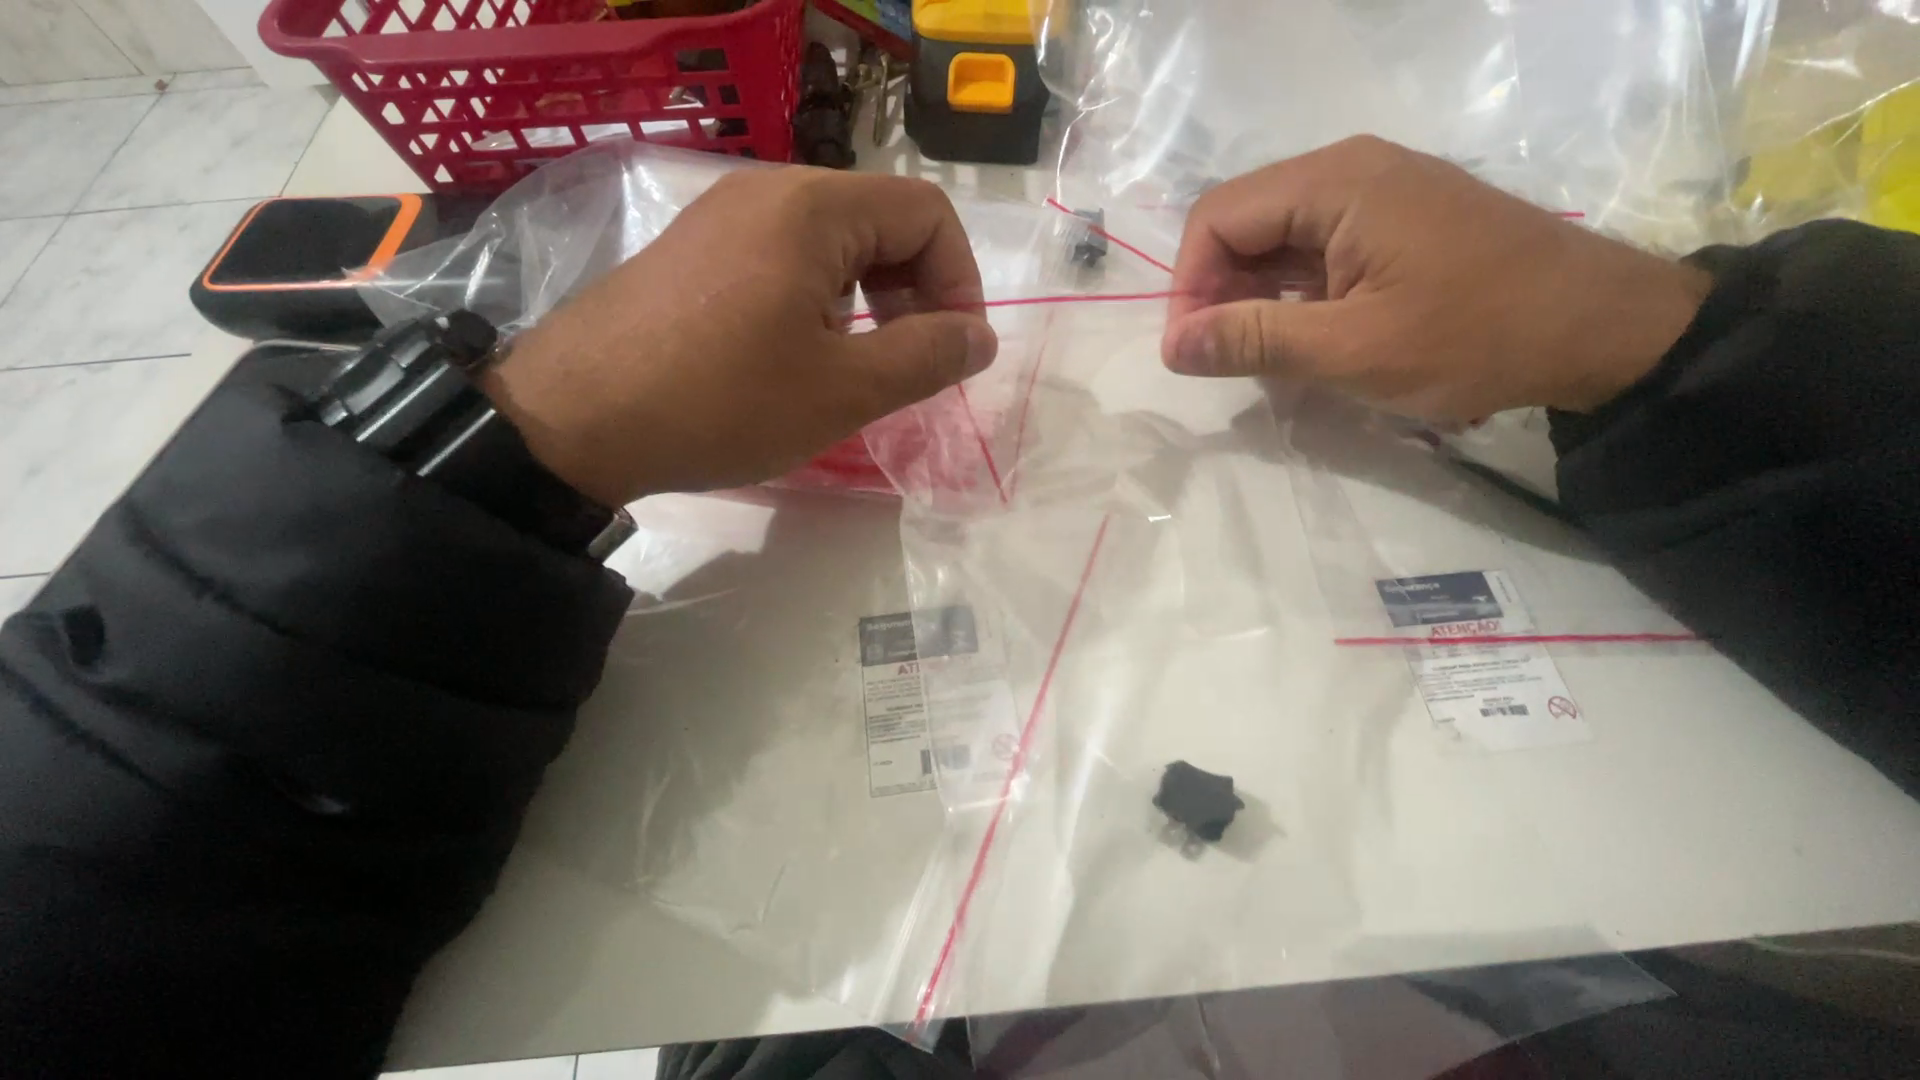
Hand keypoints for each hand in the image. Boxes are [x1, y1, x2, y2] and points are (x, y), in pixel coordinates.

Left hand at [479, 168, 997, 505]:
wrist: (574, 422)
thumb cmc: (722, 403)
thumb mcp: (843, 390)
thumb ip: (927, 357)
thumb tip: (980, 337)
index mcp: (813, 208)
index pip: (927, 213)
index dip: (959, 281)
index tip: (952, 352)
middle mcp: (768, 192)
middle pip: (881, 222)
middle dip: (916, 292)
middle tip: (908, 365)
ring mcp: (724, 218)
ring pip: (833, 244)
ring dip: (869, 301)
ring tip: (856, 368)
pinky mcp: (696, 252)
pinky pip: (785, 260)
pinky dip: (820, 303)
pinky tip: (800, 359)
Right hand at [1161, 137, 1712, 419]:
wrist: (1605, 331)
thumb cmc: (1476, 337)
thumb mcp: (1351, 350)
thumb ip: (1252, 341)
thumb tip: (1171, 346)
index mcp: (1336, 183)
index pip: (1217, 217)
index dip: (1189, 285)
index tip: (1193, 351)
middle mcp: (1350, 170)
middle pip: (1242, 222)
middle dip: (1217, 291)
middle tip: (1223, 359)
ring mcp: (1378, 194)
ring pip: (1276, 239)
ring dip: (1253, 297)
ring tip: (1260, 357)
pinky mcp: (1397, 223)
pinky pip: (1315, 251)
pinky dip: (1292, 295)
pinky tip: (1303, 339)